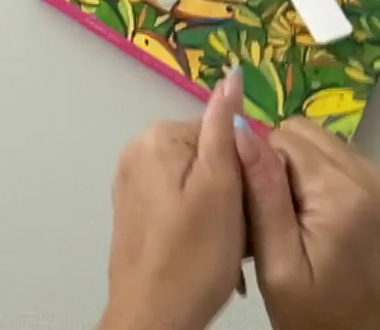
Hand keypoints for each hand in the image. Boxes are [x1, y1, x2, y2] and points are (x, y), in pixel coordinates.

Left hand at [99, 68, 247, 329]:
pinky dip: (197, 218)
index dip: (243, 166)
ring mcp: (131, 181)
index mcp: (156, 136)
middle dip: (228, 186)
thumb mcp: (221, 185)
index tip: (248, 201)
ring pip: (195, 178)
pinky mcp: (133, 209)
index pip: (219, 131)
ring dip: (217, 205)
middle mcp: (137, 149)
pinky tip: (205, 248)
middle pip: (205, 153)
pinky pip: (178, 198)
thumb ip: (225, 125)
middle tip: (236, 227)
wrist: (153, 321)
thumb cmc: (194, 256)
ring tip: (223, 243)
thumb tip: (233, 74)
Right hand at [239, 117, 379, 329]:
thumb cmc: (312, 314)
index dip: (263, 167)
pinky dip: (326, 176)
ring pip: (324, 141)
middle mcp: (371, 175)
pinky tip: (324, 214)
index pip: (284, 138)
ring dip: (305, 168)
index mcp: (342, 192)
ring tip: (301, 216)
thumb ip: (262, 192)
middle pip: (306, 132)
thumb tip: (241, 129)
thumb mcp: (276, 263)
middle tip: (281, 213)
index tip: (263, 208)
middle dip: (284, 163)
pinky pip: (344, 157)